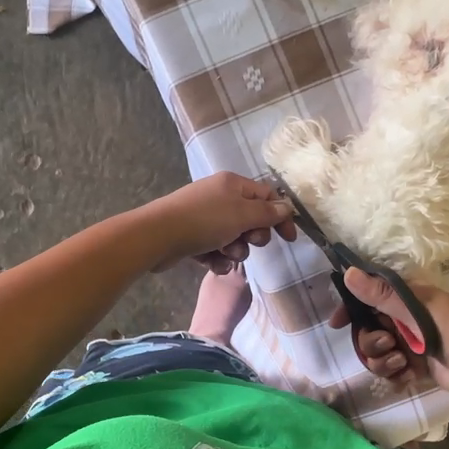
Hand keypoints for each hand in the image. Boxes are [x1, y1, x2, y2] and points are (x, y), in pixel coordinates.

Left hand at [138, 173, 297, 273]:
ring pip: (235, 239)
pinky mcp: (194, 240)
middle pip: (252, 220)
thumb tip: (286, 208)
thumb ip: (268, 213)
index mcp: (233, 184)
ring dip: (235, 251)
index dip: (280, 216)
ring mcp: (205, 220)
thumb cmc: (204, 220)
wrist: (158, 236)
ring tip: (224, 253)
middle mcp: (220, 198)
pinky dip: (218, 259)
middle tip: (248, 240)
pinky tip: (212, 264)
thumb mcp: (242, 214)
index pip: (267, 196)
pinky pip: (217, 252)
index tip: (290, 239)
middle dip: (254, 236)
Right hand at [330, 268, 448, 395]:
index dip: (350, 311)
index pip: (367, 300)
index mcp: (404, 300)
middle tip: (387, 344)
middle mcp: (403, 321)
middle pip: (367, 333)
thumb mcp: (415, 310)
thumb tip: (348, 273)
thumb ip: (381, 295)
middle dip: (371, 344)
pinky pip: (390, 372)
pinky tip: (410, 375)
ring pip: (376, 356)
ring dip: (384, 362)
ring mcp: (408, 344)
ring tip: (403, 363)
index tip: (337, 324)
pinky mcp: (413, 366)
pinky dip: (397, 375)